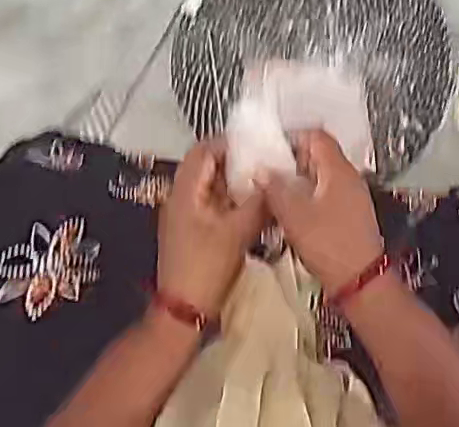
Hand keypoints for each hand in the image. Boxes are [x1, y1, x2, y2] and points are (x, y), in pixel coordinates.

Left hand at [157, 139, 265, 315]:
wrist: (183, 315)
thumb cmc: (206, 269)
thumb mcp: (237, 232)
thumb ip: (258, 202)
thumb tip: (276, 179)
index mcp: (185, 191)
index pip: (205, 150)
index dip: (231, 142)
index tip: (258, 143)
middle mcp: (182, 197)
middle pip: (208, 164)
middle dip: (236, 159)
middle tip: (265, 159)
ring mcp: (187, 213)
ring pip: (213, 183)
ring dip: (236, 179)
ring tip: (265, 178)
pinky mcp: (195, 228)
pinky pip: (215, 201)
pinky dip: (233, 197)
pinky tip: (256, 203)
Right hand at [261, 129, 384, 289]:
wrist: (360, 279)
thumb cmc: (328, 243)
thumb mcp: (295, 216)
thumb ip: (275, 190)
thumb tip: (260, 170)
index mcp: (338, 169)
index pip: (317, 137)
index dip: (294, 137)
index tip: (273, 148)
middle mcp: (349, 176)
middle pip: (321, 154)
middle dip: (295, 160)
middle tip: (272, 171)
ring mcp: (353, 194)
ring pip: (324, 174)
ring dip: (302, 179)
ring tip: (279, 191)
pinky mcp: (352, 212)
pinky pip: (329, 191)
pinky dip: (311, 194)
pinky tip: (296, 211)